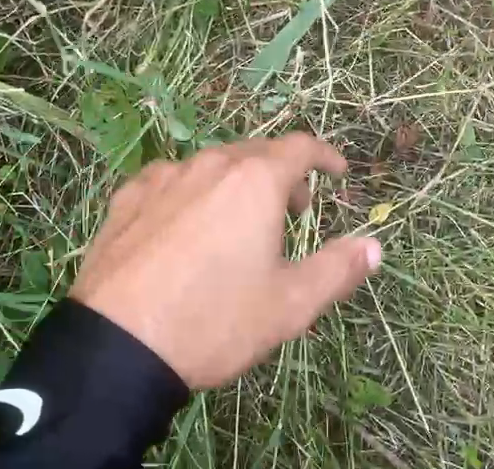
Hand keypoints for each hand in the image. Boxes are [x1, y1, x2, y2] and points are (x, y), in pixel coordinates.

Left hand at [69, 133, 380, 389]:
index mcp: (255, 180)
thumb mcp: (289, 305)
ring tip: (240, 224)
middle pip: (256, 153)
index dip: (325, 156)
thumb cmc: (216, 321)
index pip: (300, 147)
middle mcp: (210, 164)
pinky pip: (170, 181)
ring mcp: (164, 177)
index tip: (338, 172)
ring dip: (236, 184)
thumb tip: (375, 246)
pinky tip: (184, 224)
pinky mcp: (128, 197)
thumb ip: (337, 270)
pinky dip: (191, 193)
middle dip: (283, 175)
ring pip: (211, 166)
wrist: (118, 345)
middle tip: (295, 211)